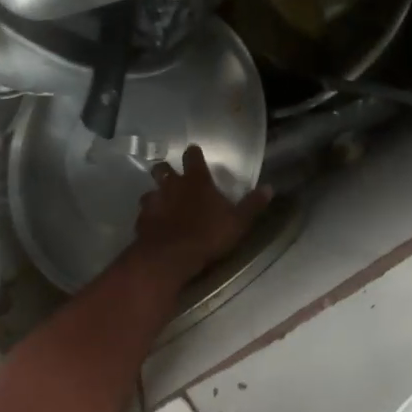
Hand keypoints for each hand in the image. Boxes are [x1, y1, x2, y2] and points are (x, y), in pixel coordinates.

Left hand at [132, 145, 270, 282]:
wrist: (172, 256)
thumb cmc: (208, 236)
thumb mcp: (238, 222)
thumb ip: (252, 205)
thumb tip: (269, 188)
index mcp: (196, 181)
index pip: (193, 156)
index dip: (194, 154)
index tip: (194, 154)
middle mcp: (172, 185)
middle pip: (163, 168)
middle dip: (166, 171)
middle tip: (172, 180)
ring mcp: (154, 201)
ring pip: (150, 191)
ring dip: (155, 195)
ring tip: (162, 205)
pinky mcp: (142, 220)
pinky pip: (143, 214)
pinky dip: (148, 217)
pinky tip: (153, 226)